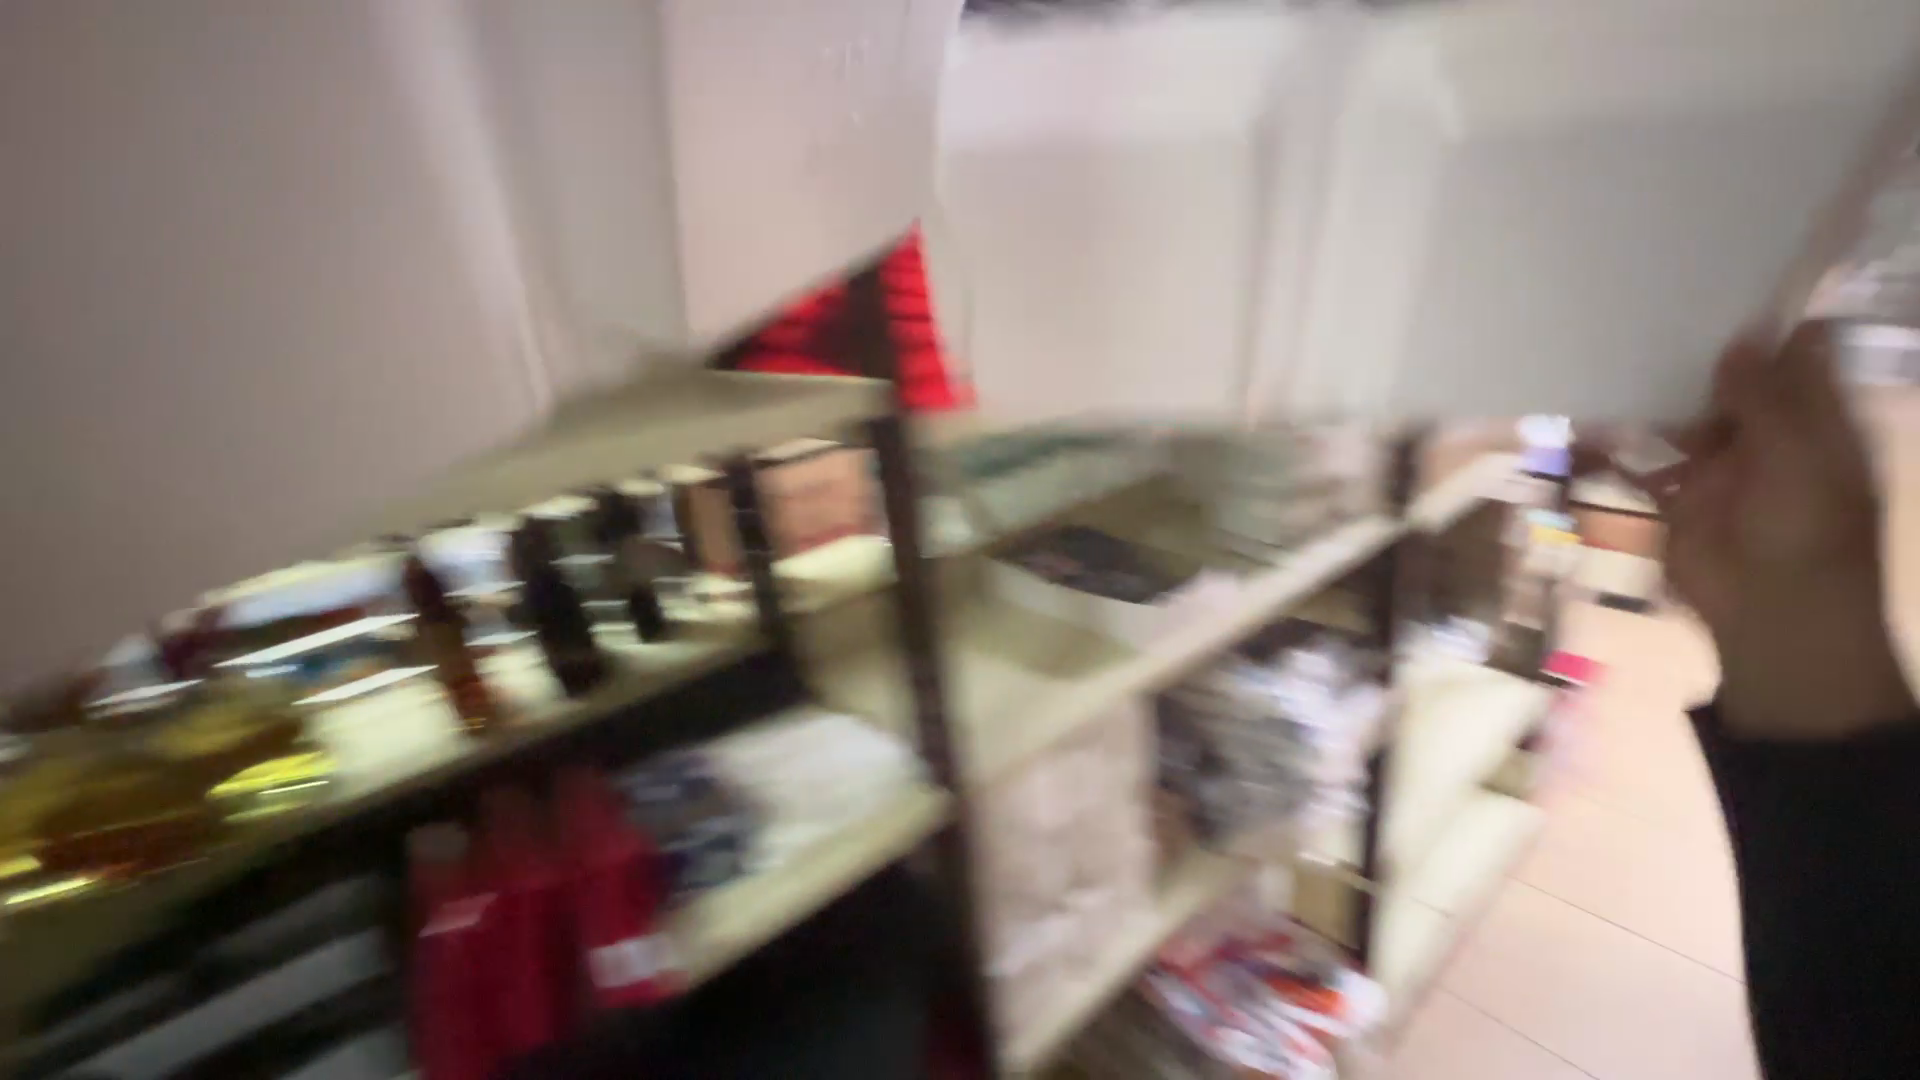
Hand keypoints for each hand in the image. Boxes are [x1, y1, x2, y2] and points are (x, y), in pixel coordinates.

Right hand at [1638, 322, 1913, 739]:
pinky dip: (1609, 451)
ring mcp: (1714, 467)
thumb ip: (1769, 400)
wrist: (1770, 609)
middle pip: (1730, 387)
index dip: (1770, 327)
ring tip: (1605, 360)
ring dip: (1650, 400)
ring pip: (1679, 422)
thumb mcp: (1801, 456)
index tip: (1725, 288)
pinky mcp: (1671, 498)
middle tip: (1646, 314)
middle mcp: (1764, 436)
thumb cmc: (1805, 530)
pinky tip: (1580, 429)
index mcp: (1813, 421)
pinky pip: (1637, 467)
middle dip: (1697, 358)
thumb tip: (1742, 339)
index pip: (1796, 360)